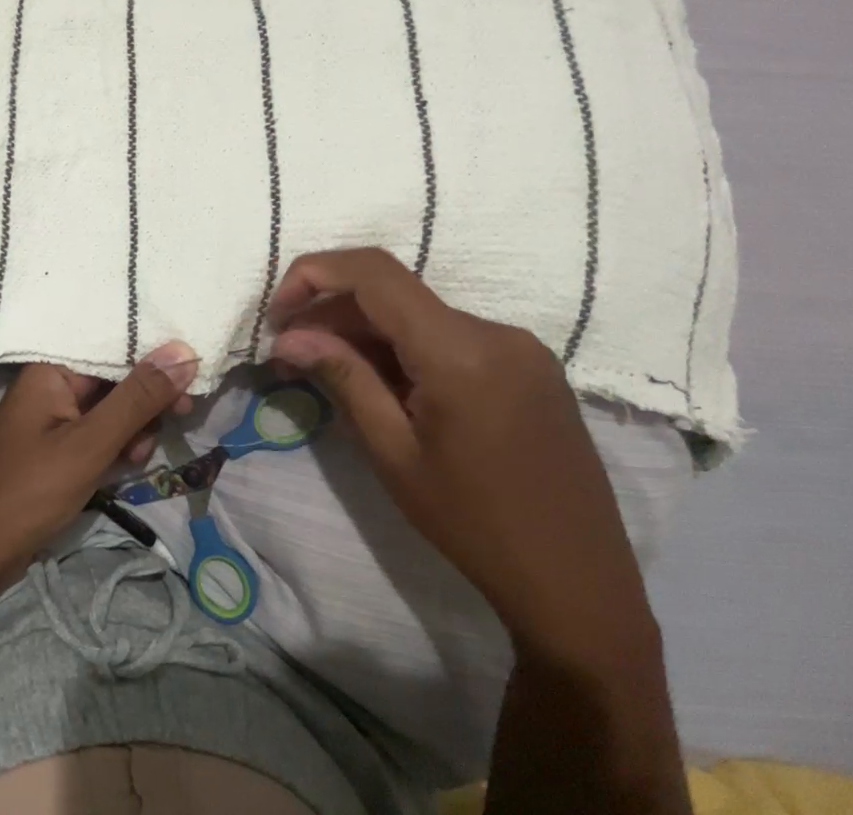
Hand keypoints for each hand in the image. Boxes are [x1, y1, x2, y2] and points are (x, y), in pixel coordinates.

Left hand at [0, 343, 198, 593]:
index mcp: (49, 370)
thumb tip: (183, 350)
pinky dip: (116, 447)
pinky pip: (98, 435)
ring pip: (112, 410)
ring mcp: (51, 419)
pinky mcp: (56, 448)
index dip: (154, 361)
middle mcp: (49, 385)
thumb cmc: (30, 490)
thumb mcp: (91, 443)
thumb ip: (138, 397)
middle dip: (146, 401)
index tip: (193, 382)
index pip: (111, 346)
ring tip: (136, 456)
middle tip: (181, 418)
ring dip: (134, 429)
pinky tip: (125, 466)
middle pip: (114, 378)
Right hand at [266, 249, 656, 664]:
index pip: (374, 274)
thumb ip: (344, 378)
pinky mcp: (531, 369)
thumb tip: (289, 336)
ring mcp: (521, 348)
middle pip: (394, 295)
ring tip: (330, 378)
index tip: (276, 315)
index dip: (314, 275)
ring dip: (366, 335)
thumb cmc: (472, 522)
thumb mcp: (392, 452)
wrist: (576, 578)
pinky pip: (452, 339)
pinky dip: (405, 350)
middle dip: (332, 315)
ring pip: (421, 317)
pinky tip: (386, 391)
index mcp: (461, 351)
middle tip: (288, 357)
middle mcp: (497, 332)